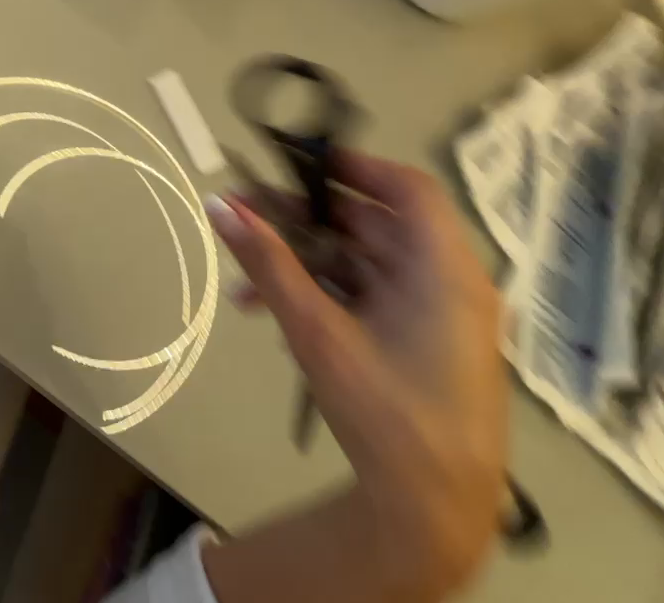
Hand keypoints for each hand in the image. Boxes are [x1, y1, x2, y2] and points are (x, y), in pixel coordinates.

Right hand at [205, 153, 506, 602]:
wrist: (430, 501)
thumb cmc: (384, 406)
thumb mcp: (314, 329)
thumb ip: (266, 261)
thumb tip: (217, 203)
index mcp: (443, 270)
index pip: (406, 189)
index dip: (351, 165)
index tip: (289, 161)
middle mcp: (446, 282)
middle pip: (371, 224)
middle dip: (301, 219)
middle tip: (241, 216)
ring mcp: (432, 314)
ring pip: (358, 262)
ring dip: (298, 263)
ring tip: (242, 281)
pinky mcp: (417, 340)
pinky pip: (363, 296)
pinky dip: (317, 294)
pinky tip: (270, 313)